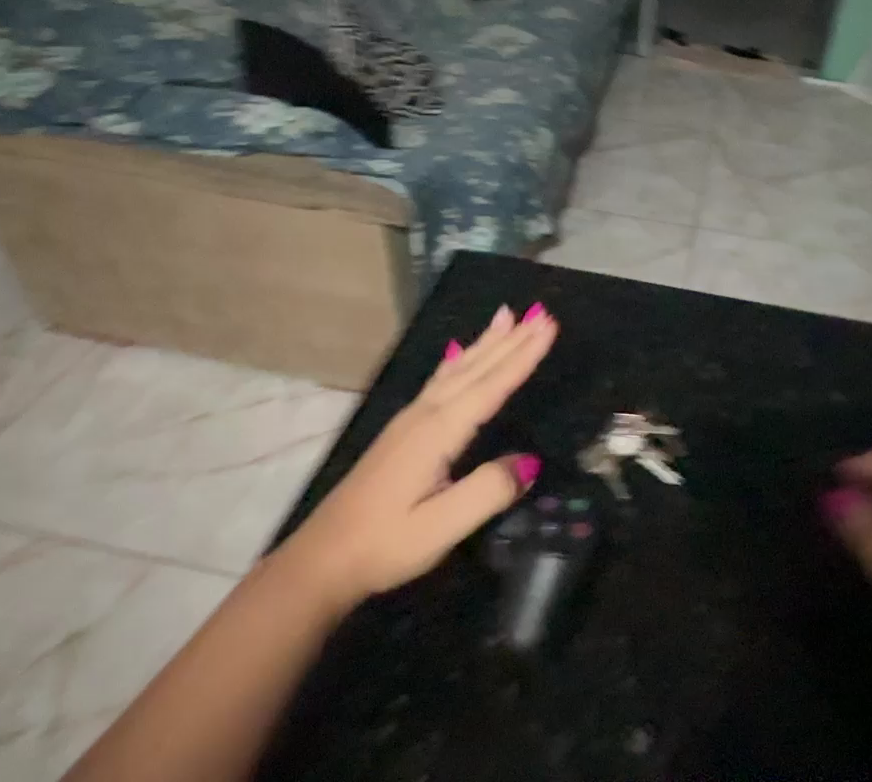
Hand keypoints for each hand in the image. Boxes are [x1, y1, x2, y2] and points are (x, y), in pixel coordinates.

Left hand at [281, 304, 555, 606]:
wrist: (322, 560)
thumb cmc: (384, 545)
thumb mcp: (441, 527)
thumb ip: (488, 491)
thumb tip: (530, 463)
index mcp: (437, 433)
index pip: (490, 386)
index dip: (523, 356)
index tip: (549, 326)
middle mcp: (423, 416)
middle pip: (474, 369)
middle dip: (510, 340)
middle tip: (541, 312)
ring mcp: (409, 422)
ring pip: (456, 371)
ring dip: (485, 343)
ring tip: (506, 316)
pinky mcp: (401, 433)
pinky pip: (439, 381)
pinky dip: (458, 361)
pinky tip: (458, 355)